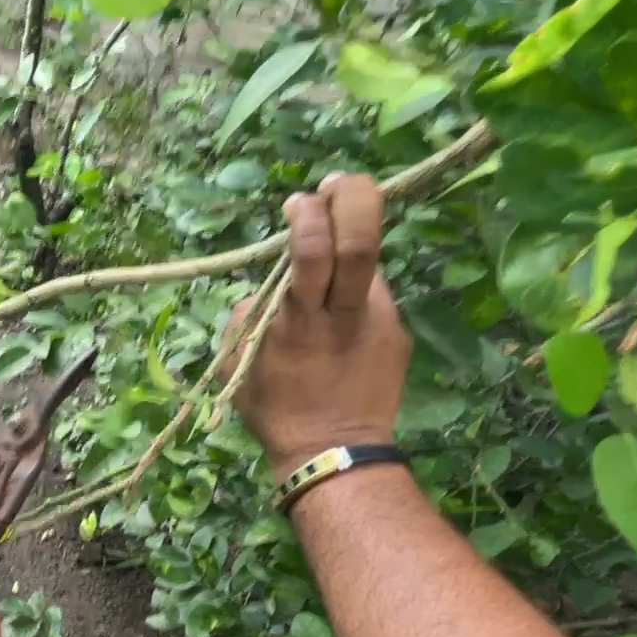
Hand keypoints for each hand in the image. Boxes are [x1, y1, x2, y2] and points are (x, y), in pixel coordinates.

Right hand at [220, 173, 412, 478]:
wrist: (331, 451)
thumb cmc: (273, 408)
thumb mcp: (238, 362)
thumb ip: (247, 316)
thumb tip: (264, 288)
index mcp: (295, 320)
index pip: (308, 250)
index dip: (308, 215)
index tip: (299, 202)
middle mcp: (341, 313)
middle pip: (360, 241)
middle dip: (351, 198)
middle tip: (334, 185)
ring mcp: (378, 321)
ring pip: (371, 262)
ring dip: (353, 238)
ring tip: (337, 238)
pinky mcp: (398, 333)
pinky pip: (374, 297)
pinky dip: (356, 292)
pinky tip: (342, 316)